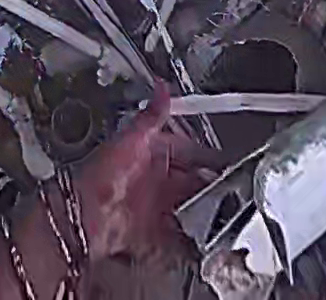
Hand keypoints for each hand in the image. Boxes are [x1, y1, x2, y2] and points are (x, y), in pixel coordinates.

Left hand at [73, 88, 215, 259]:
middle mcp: (158, 176)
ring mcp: (158, 203)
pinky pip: (184, 235)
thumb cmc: (104, 172)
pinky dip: (197, 237)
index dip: (210, 157)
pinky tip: (210, 239)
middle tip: (237, 193)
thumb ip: (151, 116)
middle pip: (196, 180)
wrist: (89, 213)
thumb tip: (161, 87)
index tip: (232, 163)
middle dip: (215, 186)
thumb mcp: (131, 139)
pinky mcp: (158, 230)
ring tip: (229, 216)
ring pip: (193, 206)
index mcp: (153, 150)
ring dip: (209, 212)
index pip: (190, 150)